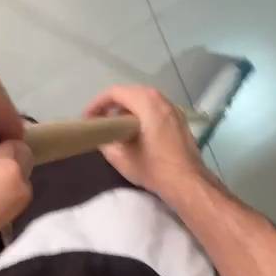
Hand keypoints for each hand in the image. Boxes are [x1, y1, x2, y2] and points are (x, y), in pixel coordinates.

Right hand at [84, 85, 211, 200]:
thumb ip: (106, 142)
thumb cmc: (154, 169)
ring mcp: (174, 109)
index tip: (87, 118)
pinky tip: (136, 132)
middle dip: (112, 105)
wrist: (188, 182)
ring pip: (145, 100)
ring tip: (115, 126)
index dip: (97, 103)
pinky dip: (142, 115)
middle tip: (100, 120)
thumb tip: (102, 136)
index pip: (116, 93)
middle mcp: (162, 100)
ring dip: (127, 109)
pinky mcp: (180, 121)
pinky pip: (156, 109)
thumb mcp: (121, 158)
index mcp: (147, 104)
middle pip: (131, 93)